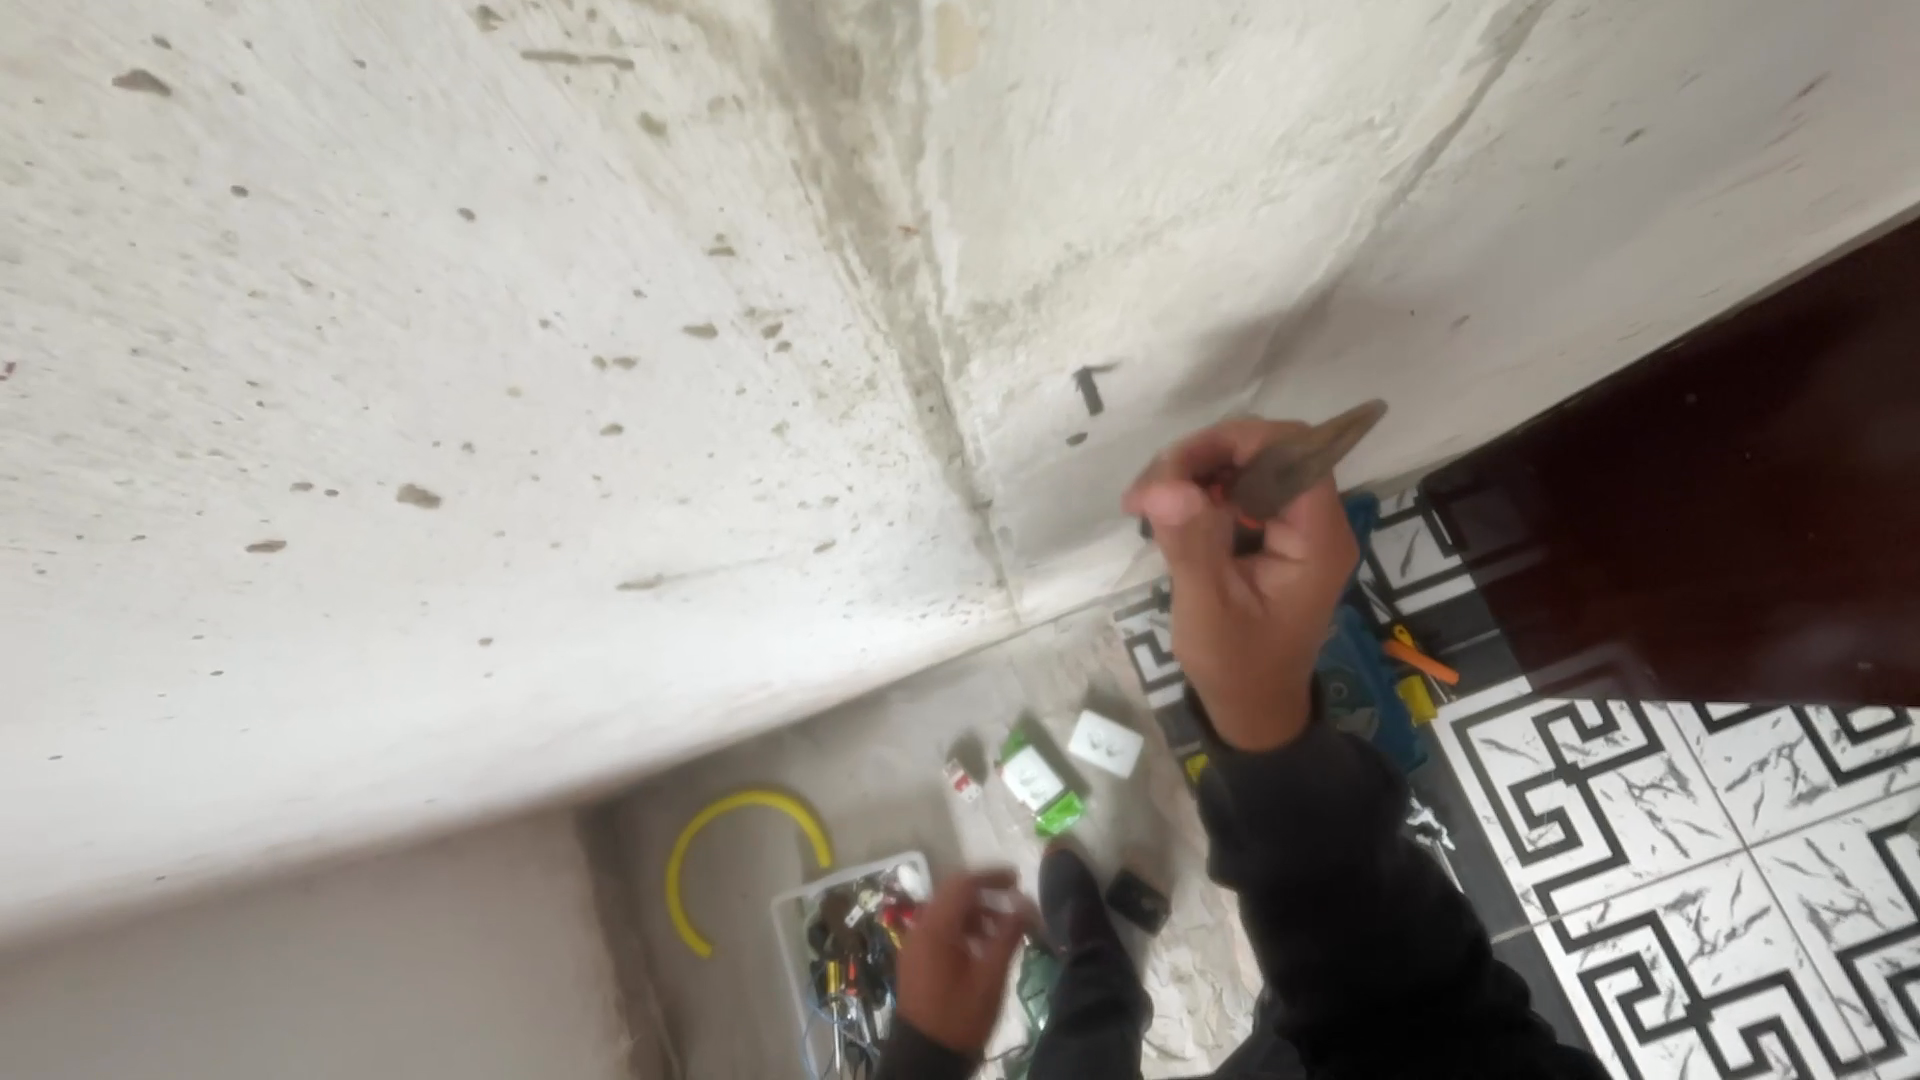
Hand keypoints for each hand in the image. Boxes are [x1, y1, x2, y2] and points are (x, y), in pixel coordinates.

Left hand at [894, 869, 1030, 1057]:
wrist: (924, 1061)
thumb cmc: (960, 1017)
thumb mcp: (990, 976)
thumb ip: (1008, 934)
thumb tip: (1026, 903)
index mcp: (935, 926)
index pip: (963, 884)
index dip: (991, 876)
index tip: (1017, 878)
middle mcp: (920, 927)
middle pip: (954, 895)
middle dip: (985, 894)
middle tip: (1014, 901)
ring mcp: (915, 944)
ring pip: (947, 913)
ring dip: (976, 913)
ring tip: (1003, 930)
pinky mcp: (916, 959)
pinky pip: (940, 930)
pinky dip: (963, 929)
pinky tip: (982, 947)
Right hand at [1122, 417, 1358, 751]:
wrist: (1253, 707)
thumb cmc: (1235, 667)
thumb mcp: (1206, 610)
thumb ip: (1190, 544)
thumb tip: (1164, 486)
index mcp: (1316, 539)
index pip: (1291, 452)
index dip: (1232, 443)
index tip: (1171, 470)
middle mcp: (1315, 522)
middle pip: (1267, 450)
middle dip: (1202, 456)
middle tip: (1147, 491)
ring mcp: (1294, 526)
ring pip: (1247, 464)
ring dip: (1193, 471)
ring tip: (1144, 503)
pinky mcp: (1272, 533)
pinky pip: (1238, 488)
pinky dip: (1198, 490)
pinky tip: (1164, 513)